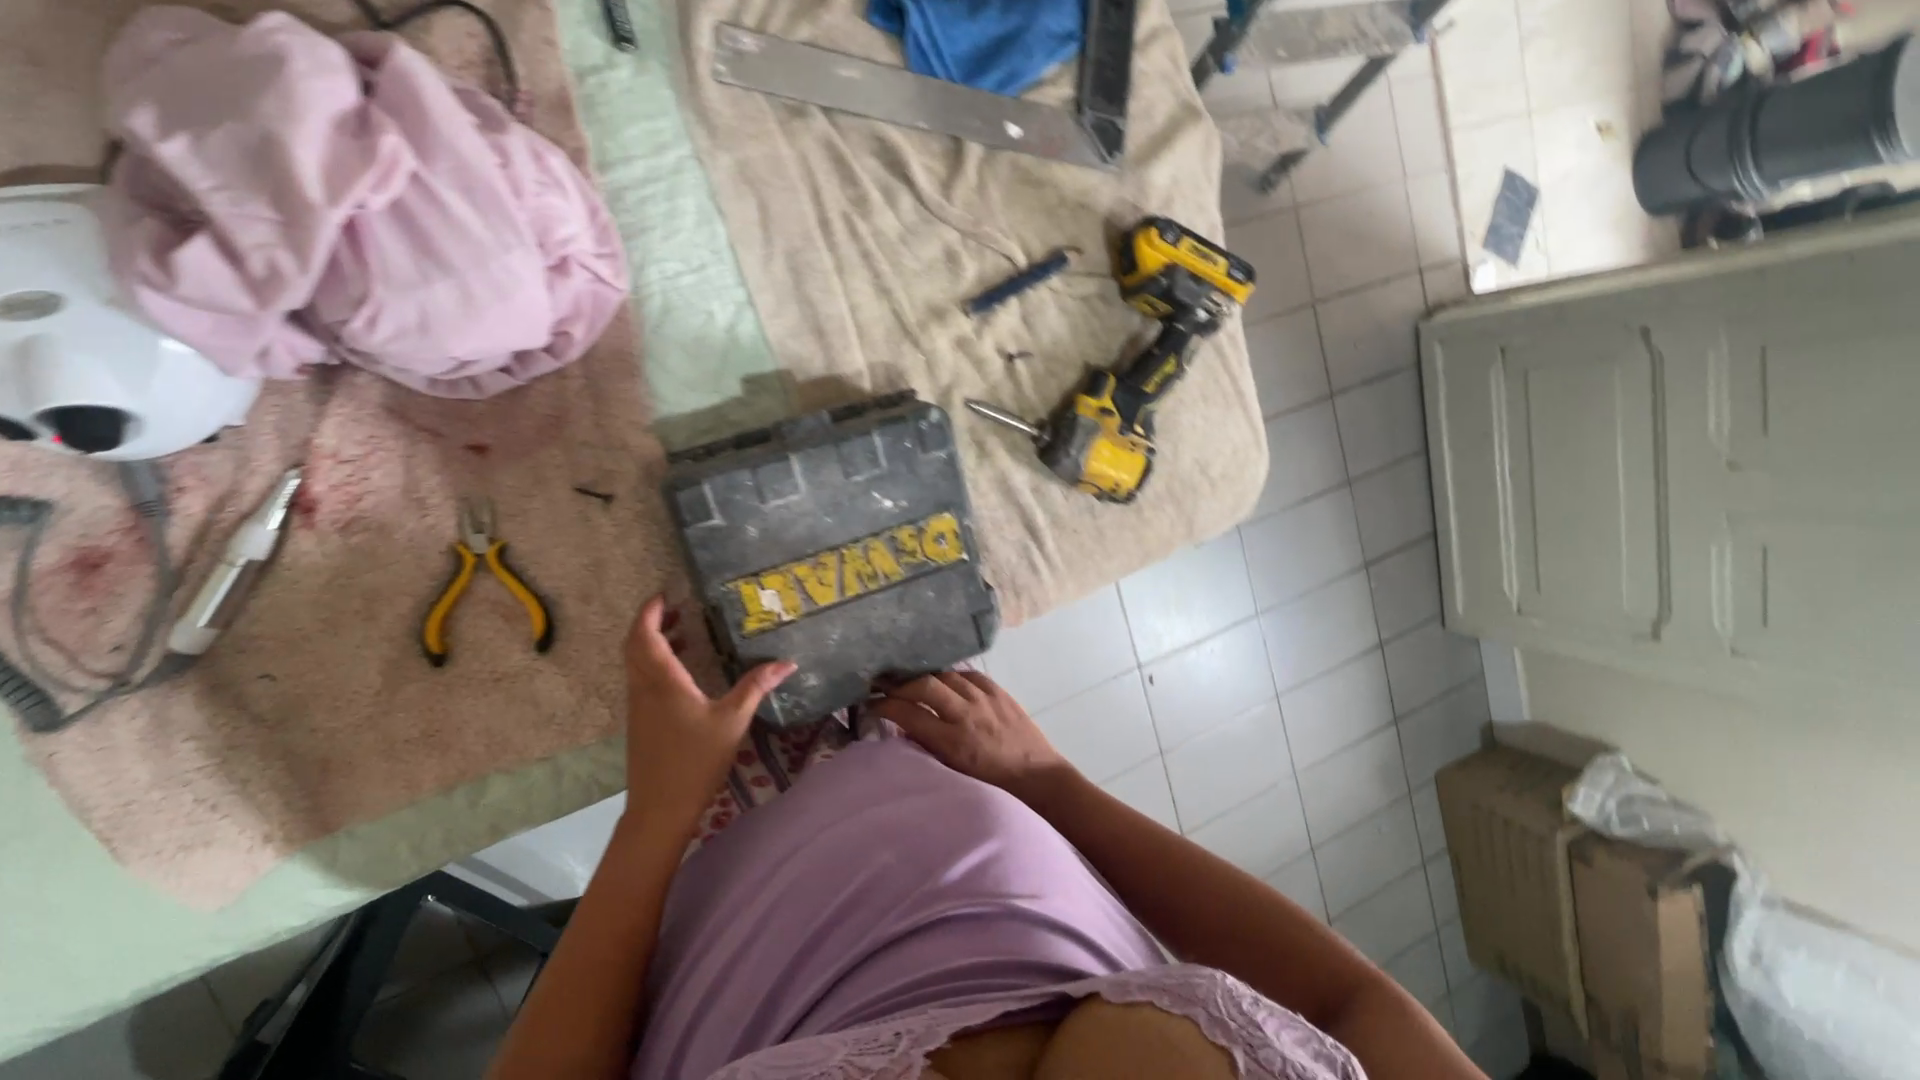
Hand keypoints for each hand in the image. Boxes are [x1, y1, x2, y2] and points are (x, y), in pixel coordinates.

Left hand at [622, 595, 794, 822]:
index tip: (666, 594)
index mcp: (662, 681)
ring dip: (653, 643)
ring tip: (683, 634)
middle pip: (635, 644)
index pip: (645, 634)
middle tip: (678, 609)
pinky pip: (641, 679)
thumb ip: (756, 687)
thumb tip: (786, 662)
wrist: (660, 808)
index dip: (651, 611)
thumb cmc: (696, 761)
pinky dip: (655, 663)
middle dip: (652, 622)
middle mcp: (644, 687)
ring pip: (636, 662)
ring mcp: (638, 706)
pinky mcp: (640, 721)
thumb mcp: (732, 721)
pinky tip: (682, 673)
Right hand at [867, 671, 1075, 803]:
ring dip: (924, 676)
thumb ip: (926, 748)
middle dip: (899, 683)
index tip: (870, 703)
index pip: (907, 713)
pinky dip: (952, 675)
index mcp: (951, 740)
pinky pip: (968, 674)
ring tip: (911, 679)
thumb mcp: (953, 772)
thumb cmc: (991, 783)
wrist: (1036, 775)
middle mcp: (965, 714)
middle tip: (884, 683)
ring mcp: (984, 699)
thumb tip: (902, 728)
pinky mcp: (998, 691)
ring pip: (944, 674)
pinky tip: (944, 680)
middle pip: (923, 685)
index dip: (883, 705)